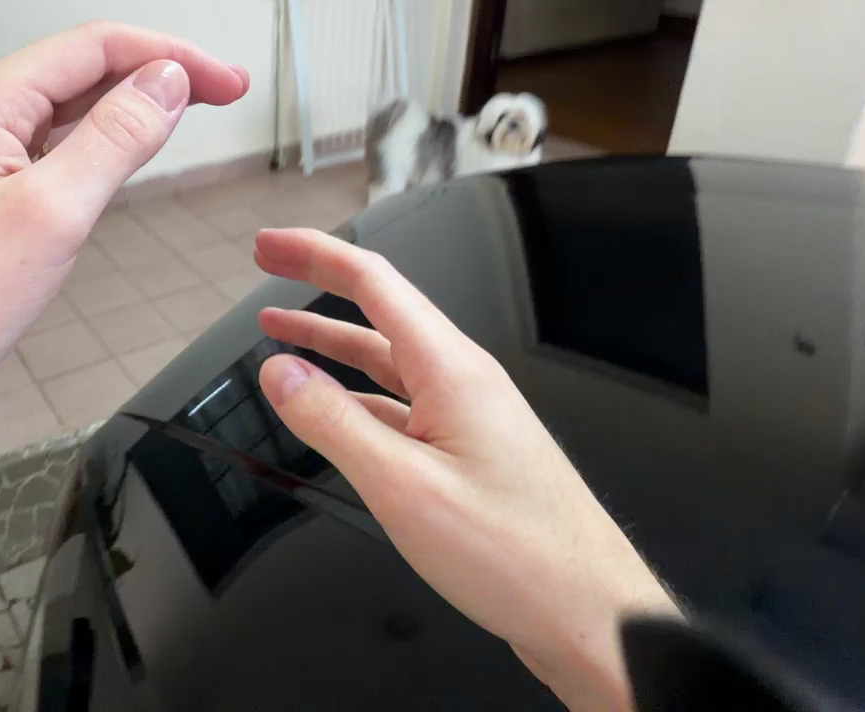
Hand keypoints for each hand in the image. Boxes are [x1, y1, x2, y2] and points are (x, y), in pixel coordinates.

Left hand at [0, 25, 245, 711]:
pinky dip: (96, 151)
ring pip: (66, 115)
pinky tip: (120, 162)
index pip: (97, 46)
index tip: (227, 82)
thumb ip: (114, 138)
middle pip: (82, 72)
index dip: (171, 54)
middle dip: (156, 75)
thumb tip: (166, 82)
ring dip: (128, 110)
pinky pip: (49, 158)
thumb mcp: (50, 214)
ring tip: (185, 117)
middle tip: (223, 96)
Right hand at [251, 228, 675, 711]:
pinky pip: (396, 398)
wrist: (595, 619)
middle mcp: (459, 377)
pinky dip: (352, 389)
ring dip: (328, 337)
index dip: (314, 254)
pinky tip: (328, 402)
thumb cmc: (518, 556)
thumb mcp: (404, 487)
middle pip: (377, 307)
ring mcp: (464, 411)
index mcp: (450, 368)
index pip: (372, 281)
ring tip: (280, 328)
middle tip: (269, 263)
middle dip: (317, 279)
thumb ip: (333, 422)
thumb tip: (278, 372)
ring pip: (383, 354)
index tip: (269, 246)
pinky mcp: (463, 446)